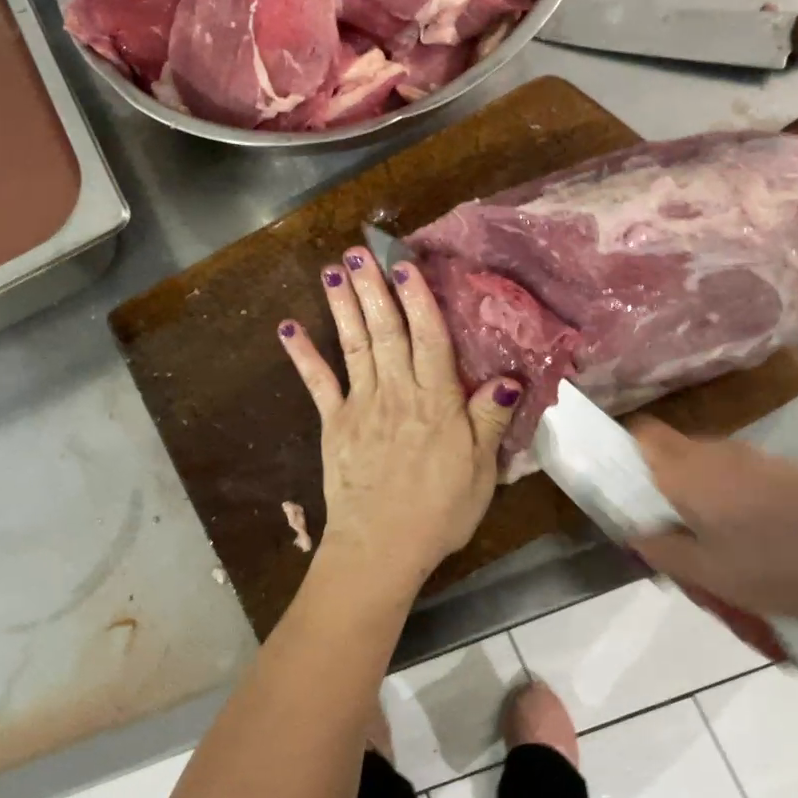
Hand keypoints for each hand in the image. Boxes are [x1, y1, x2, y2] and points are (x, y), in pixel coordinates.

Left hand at [278, 247, 521, 591]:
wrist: (381, 547)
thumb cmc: (439, 511)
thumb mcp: (480, 470)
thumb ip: (489, 419)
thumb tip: (508, 375)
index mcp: (437, 401)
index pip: (428, 338)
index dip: (416, 298)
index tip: (403, 262)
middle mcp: (397, 392)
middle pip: (385, 331)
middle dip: (372, 288)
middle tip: (359, 250)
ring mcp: (360, 405)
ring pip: (353, 346)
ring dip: (342, 307)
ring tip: (332, 271)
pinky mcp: (334, 424)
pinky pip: (317, 383)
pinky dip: (302, 355)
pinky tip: (288, 327)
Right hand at [627, 419, 797, 619]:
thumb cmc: (786, 560)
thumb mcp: (711, 573)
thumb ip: (661, 550)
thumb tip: (636, 533)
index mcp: (682, 469)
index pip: (636, 434)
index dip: (618, 455)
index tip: (618, 493)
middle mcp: (713, 453)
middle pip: (669, 461)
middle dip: (662, 499)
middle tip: (671, 546)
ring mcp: (755, 462)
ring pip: (708, 481)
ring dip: (703, 514)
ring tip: (720, 566)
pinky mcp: (788, 477)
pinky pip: (742, 492)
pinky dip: (738, 519)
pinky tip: (761, 562)